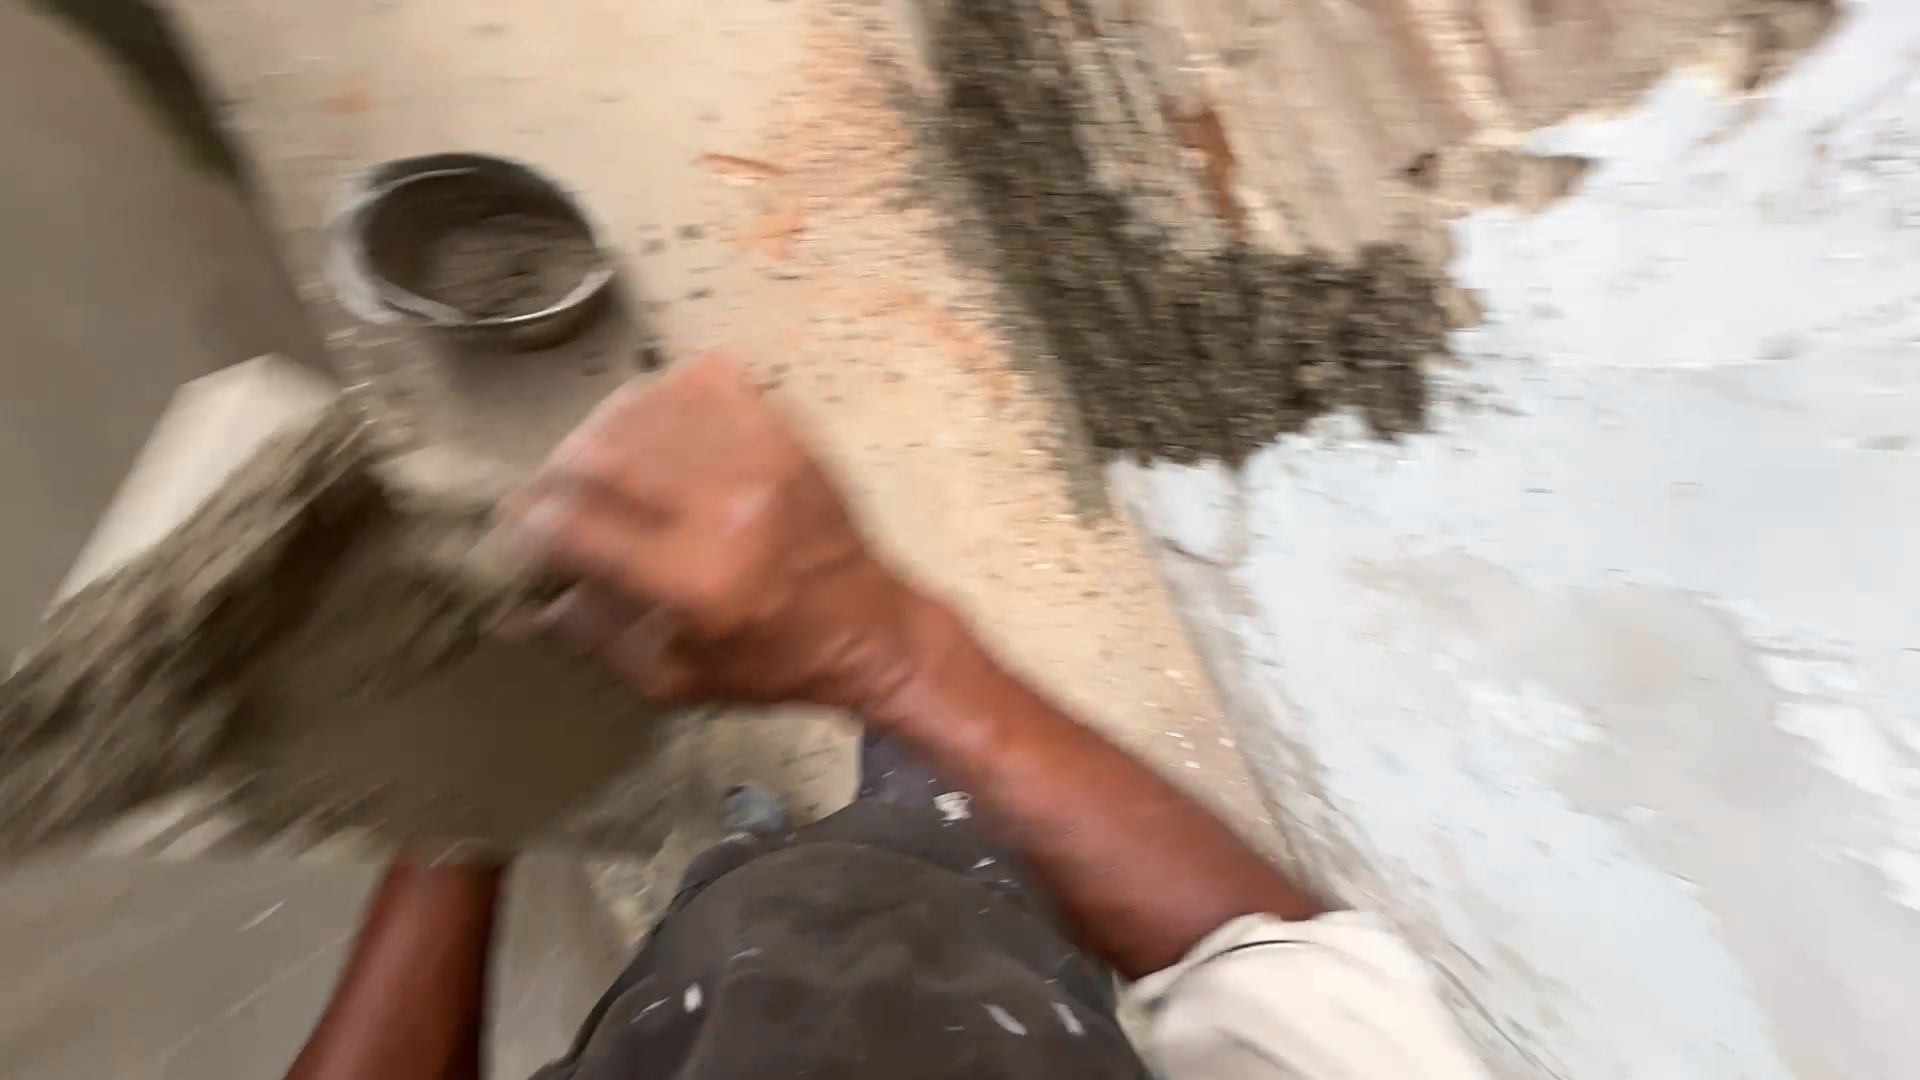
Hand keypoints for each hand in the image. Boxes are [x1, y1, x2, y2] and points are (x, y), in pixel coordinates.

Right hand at [502, 351, 929, 711]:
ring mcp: (764, 460)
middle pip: (598, 451)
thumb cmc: (776, 662)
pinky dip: (672, 395)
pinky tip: (669, 428)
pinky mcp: (791, 437)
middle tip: (561, 496)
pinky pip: (711, 379)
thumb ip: (596, 633)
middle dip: (558, 473)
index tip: (524, 529)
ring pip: (646, 405)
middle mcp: (724, 506)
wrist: (872, 628)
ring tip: (608, 462)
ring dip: (606, 432)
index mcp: (693, 578)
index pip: (573, 523)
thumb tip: (529, 594)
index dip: (528, 523)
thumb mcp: (677, 678)